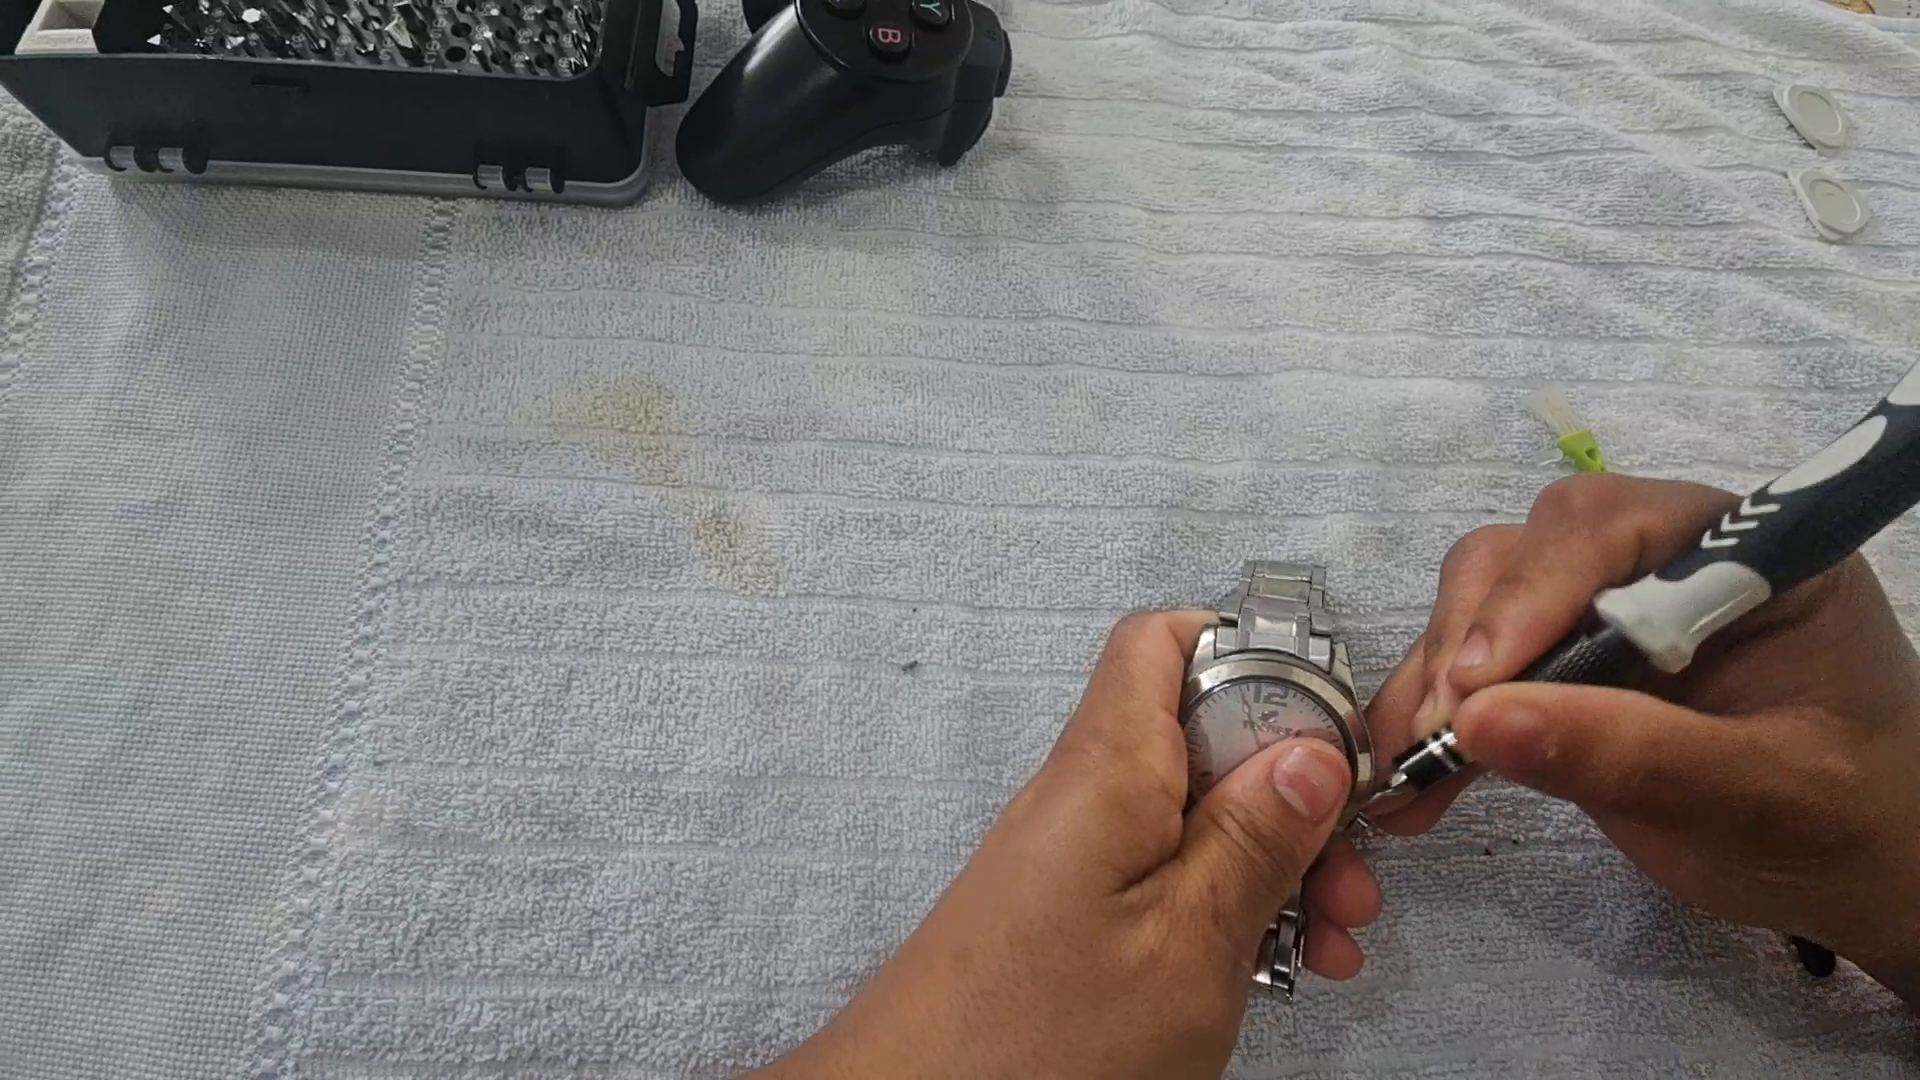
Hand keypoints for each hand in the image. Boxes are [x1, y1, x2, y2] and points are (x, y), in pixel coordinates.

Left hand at [755, 612, 1379, 1079]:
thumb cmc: (1036, 1039)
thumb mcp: (1187, 944)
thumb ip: (1251, 840)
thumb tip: (1309, 759)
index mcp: (1109, 766)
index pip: (1162, 641)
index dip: (1245, 652)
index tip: (1317, 717)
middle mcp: (1087, 784)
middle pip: (1198, 726)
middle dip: (1285, 782)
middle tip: (1342, 860)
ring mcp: (1081, 835)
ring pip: (1194, 800)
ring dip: (1268, 850)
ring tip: (1322, 926)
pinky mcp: (1077, 885)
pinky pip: (1165, 855)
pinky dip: (1224, 889)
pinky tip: (1268, 946)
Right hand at [1370, 473, 1919, 1005]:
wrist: (1831, 868)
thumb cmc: (1840, 824)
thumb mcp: (1766, 799)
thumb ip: (1635, 755)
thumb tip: (1478, 722)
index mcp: (1739, 558)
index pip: (1606, 526)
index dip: (1533, 588)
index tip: (1482, 678)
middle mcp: (1641, 564)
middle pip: (1512, 557)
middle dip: (1467, 640)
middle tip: (1444, 730)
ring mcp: (1576, 607)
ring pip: (1463, 605)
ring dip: (1429, 684)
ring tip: (1413, 767)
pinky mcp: (1530, 656)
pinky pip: (1451, 664)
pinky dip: (1420, 714)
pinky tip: (1410, 772)